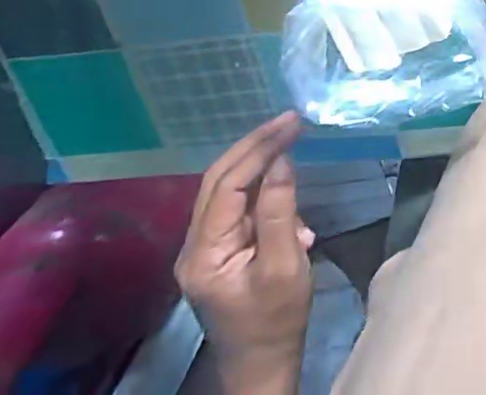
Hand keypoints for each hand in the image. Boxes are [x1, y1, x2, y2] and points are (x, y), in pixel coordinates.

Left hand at [176, 112, 314, 392]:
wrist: (262, 365)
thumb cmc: (276, 320)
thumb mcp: (284, 267)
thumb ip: (280, 211)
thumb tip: (281, 160)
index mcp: (204, 252)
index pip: (229, 184)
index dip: (260, 150)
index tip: (291, 126)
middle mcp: (194, 243)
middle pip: (220, 178)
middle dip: (256, 145)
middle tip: (289, 121)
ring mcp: (204, 245)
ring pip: (228, 187)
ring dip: (259, 163)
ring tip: (291, 144)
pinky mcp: (218, 247)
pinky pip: (238, 204)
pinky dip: (262, 189)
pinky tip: (287, 195)